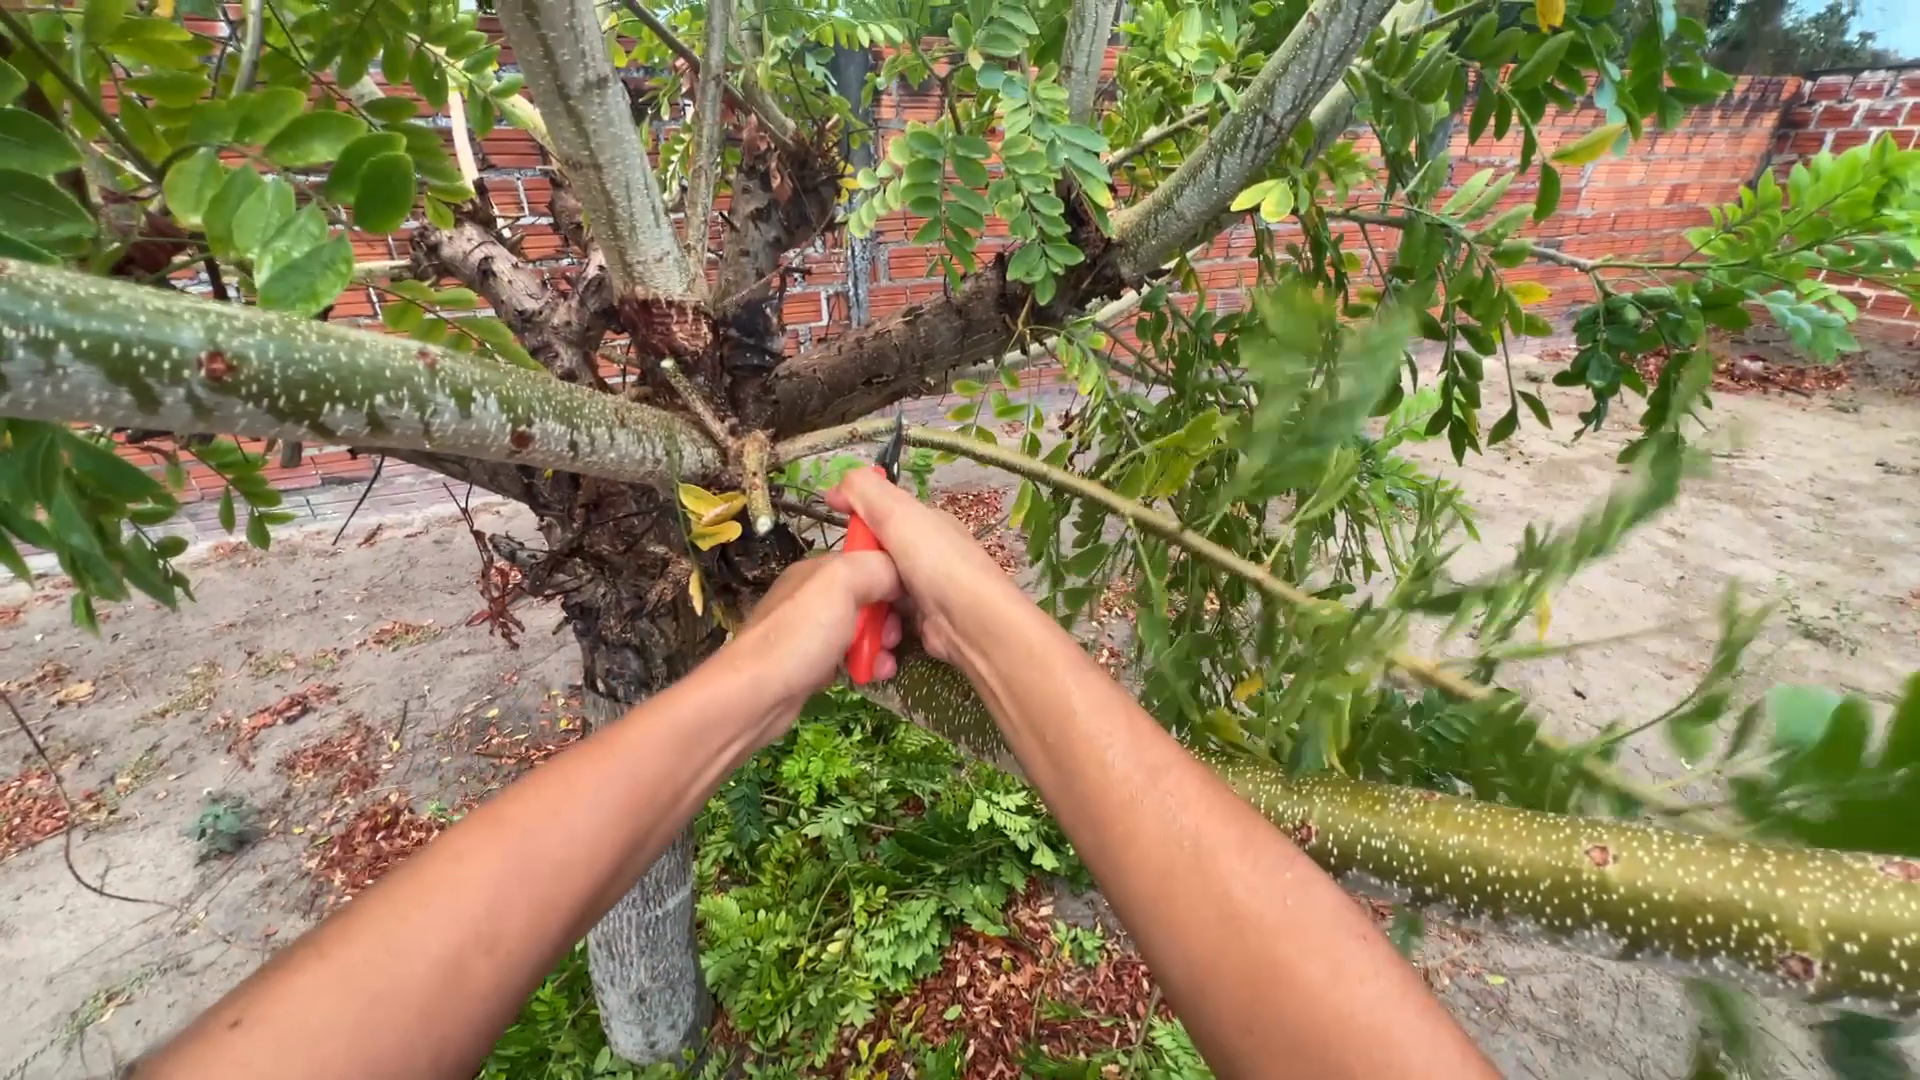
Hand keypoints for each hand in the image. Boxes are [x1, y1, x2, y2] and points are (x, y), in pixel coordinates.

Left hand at [712, 550, 901, 744]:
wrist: (756, 696)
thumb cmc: (799, 635)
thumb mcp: (841, 583)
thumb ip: (875, 567)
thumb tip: (899, 576)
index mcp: (819, 570)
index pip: (869, 560)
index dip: (894, 577)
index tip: (907, 601)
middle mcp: (815, 595)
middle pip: (869, 596)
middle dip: (889, 617)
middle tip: (891, 637)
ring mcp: (812, 630)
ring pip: (862, 629)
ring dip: (881, 645)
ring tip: (884, 663)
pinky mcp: (812, 662)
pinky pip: (850, 655)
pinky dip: (865, 664)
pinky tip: (871, 676)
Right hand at [825, 468, 1028, 666]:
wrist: (969, 622)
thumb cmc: (935, 562)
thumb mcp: (897, 513)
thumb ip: (865, 491)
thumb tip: (837, 485)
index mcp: (927, 522)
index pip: (883, 513)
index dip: (857, 518)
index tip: (833, 529)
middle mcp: (929, 553)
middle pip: (878, 554)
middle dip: (859, 565)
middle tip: (843, 577)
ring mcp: (927, 588)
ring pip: (880, 587)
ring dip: (867, 597)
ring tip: (857, 605)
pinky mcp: (923, 620)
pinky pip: (889, 616)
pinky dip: (879, 621)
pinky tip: (870, 627)